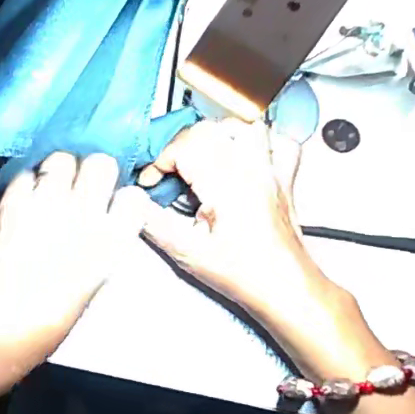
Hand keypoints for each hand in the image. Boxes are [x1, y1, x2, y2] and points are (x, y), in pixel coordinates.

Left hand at [0, 152, 144, 382]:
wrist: (3, 321)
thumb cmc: (48, 319)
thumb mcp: (92, 282)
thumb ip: (98, 246)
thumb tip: (93, 226)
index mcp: (112, 241)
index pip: (133, 197)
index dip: (118, 197)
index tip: (108, 202)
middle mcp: (85, 213)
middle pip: (100, 163)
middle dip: (88, 172)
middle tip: (74, 187)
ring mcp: (48, 202)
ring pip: (61, 159)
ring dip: (55, 171)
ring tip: (45, 187)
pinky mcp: (13, 200)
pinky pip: (25, 175)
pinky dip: (24, 184)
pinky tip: (19, 201)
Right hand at [135, 118, 331, 323]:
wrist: (285, 288)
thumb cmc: (244, 274)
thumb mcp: (186, 251)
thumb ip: (152, 221)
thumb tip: (130, 201)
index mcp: (227, 184)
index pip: (185, 145)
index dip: (160, 161)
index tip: (152, 182)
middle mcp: (252, 170)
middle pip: (210, 128)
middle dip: (180, 145)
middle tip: (170, 170)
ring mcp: (271, 171)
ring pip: (244, 125)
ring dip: (215, 135)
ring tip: (200, 155)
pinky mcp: (284, 179)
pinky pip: (277, 143)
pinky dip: (257, 143)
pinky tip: (242, 157)